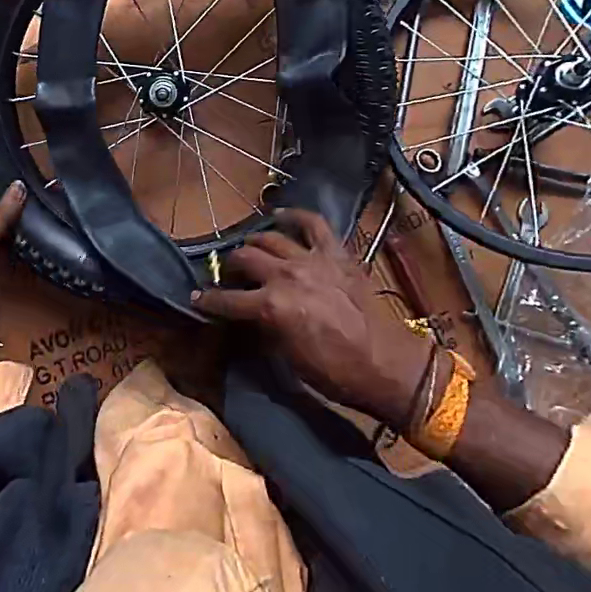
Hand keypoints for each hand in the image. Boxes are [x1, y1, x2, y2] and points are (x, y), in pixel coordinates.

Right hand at [193, 209, 433, 428]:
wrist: (392, 369)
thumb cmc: (338, 374)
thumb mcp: (290, 359)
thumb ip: (265, 329)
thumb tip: (249, 316)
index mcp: (272, 307)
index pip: (227, 300)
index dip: (208, 301)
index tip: (198, 299)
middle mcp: (286, 276)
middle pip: (244, 258)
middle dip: (230, 267)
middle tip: (229, 275)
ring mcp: (312, 260)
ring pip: (270, 238)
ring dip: (254, 243)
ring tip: (251, 249)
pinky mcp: (336, 254)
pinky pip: (313, 223)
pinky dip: (295, 216)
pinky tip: (281, 217)